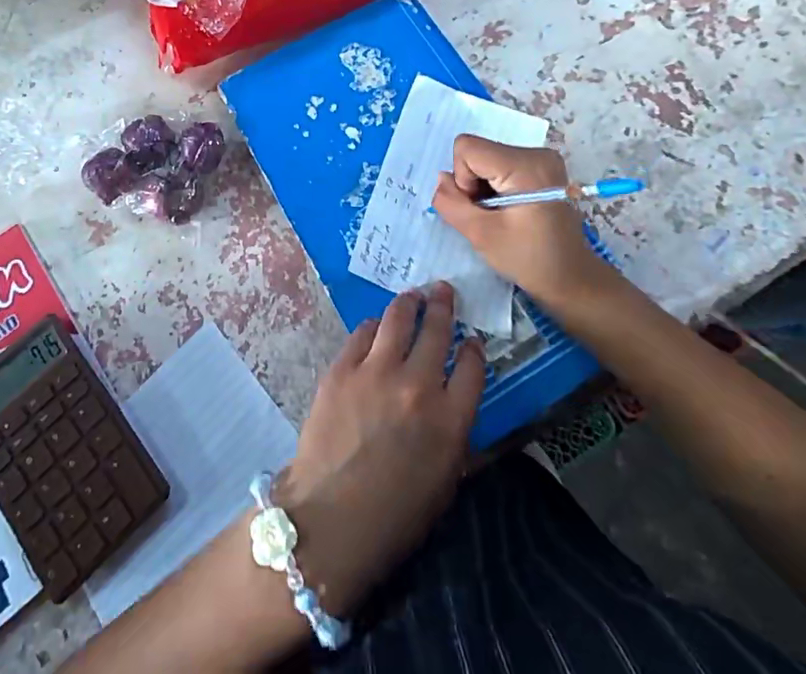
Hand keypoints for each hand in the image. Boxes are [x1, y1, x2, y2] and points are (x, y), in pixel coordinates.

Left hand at [279, 283, 482, 615]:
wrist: (332, 515)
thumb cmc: (396, 514)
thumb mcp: (446, 482)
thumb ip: (457, 437)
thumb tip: (456, 406)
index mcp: (451, 419)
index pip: (472, 367)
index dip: (473, 348)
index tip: (471, 339)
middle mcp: (418, 386)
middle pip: (437, 333)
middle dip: (443, 307)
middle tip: (443, 290)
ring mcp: (376, 373)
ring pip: (397, 321)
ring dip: (408, 303)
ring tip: (412, 295)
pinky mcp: (341, 370)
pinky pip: (361, 335)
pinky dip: (373, 326)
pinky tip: (376, 324)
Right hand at [431, 136, 631, 324]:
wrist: (569, 275)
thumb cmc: (527, 258)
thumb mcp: (480, 234)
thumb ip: (451, 203)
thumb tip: (442, 178)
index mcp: (526, 165)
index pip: (467, 149)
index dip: (463, 179)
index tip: (481, 208)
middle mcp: (537, 153)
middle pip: (477, 152)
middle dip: (472, 184)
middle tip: (491, 215)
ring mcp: (542, 159)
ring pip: (485, 158)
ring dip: (482, 187)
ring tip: (500, 215)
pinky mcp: (541, 168)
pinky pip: (499, 165)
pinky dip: (494, 187)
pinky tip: (508, 210)